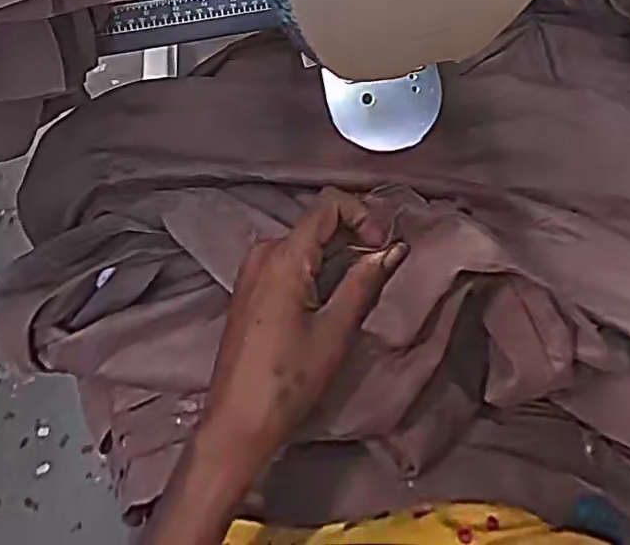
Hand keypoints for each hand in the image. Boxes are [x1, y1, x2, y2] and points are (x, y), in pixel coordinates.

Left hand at [202, 191, 405, 465]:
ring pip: (306, 240)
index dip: (362, 214)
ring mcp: (253, 267)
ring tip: (361, 283)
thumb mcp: (335, 331)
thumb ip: (365, 281)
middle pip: (318, 220)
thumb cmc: (289, 381)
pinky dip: (317, 264)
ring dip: (338, 251)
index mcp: (283, 256)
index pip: (328, 203)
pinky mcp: (250, 285)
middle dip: (354, 234)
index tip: (381, 245)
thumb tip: (394, 248)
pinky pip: (290, 258)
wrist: (235, 425)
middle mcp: (264, 251)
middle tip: (381, 264)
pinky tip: (331, 294)